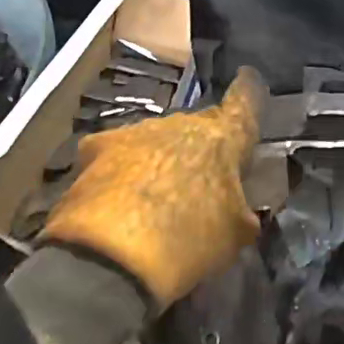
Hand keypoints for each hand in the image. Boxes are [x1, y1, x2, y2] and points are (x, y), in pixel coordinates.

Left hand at [41, 66, 266, 308]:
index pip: (245, 100)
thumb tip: (242, 208)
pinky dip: (120, 168)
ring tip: (158, 190)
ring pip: (158, 137)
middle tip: (204, 172)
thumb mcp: (236, 233)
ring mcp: (136, 133)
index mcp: (225, 137)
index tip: (248, 78)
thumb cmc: (189, 245)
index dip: (248, 90)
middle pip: (199, 124)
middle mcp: (183, 123)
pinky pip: (117, 153)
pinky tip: (117, 195)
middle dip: (202, 143)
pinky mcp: (95, 151)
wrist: (105, 266)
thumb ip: (243, 208)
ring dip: (161, 156)